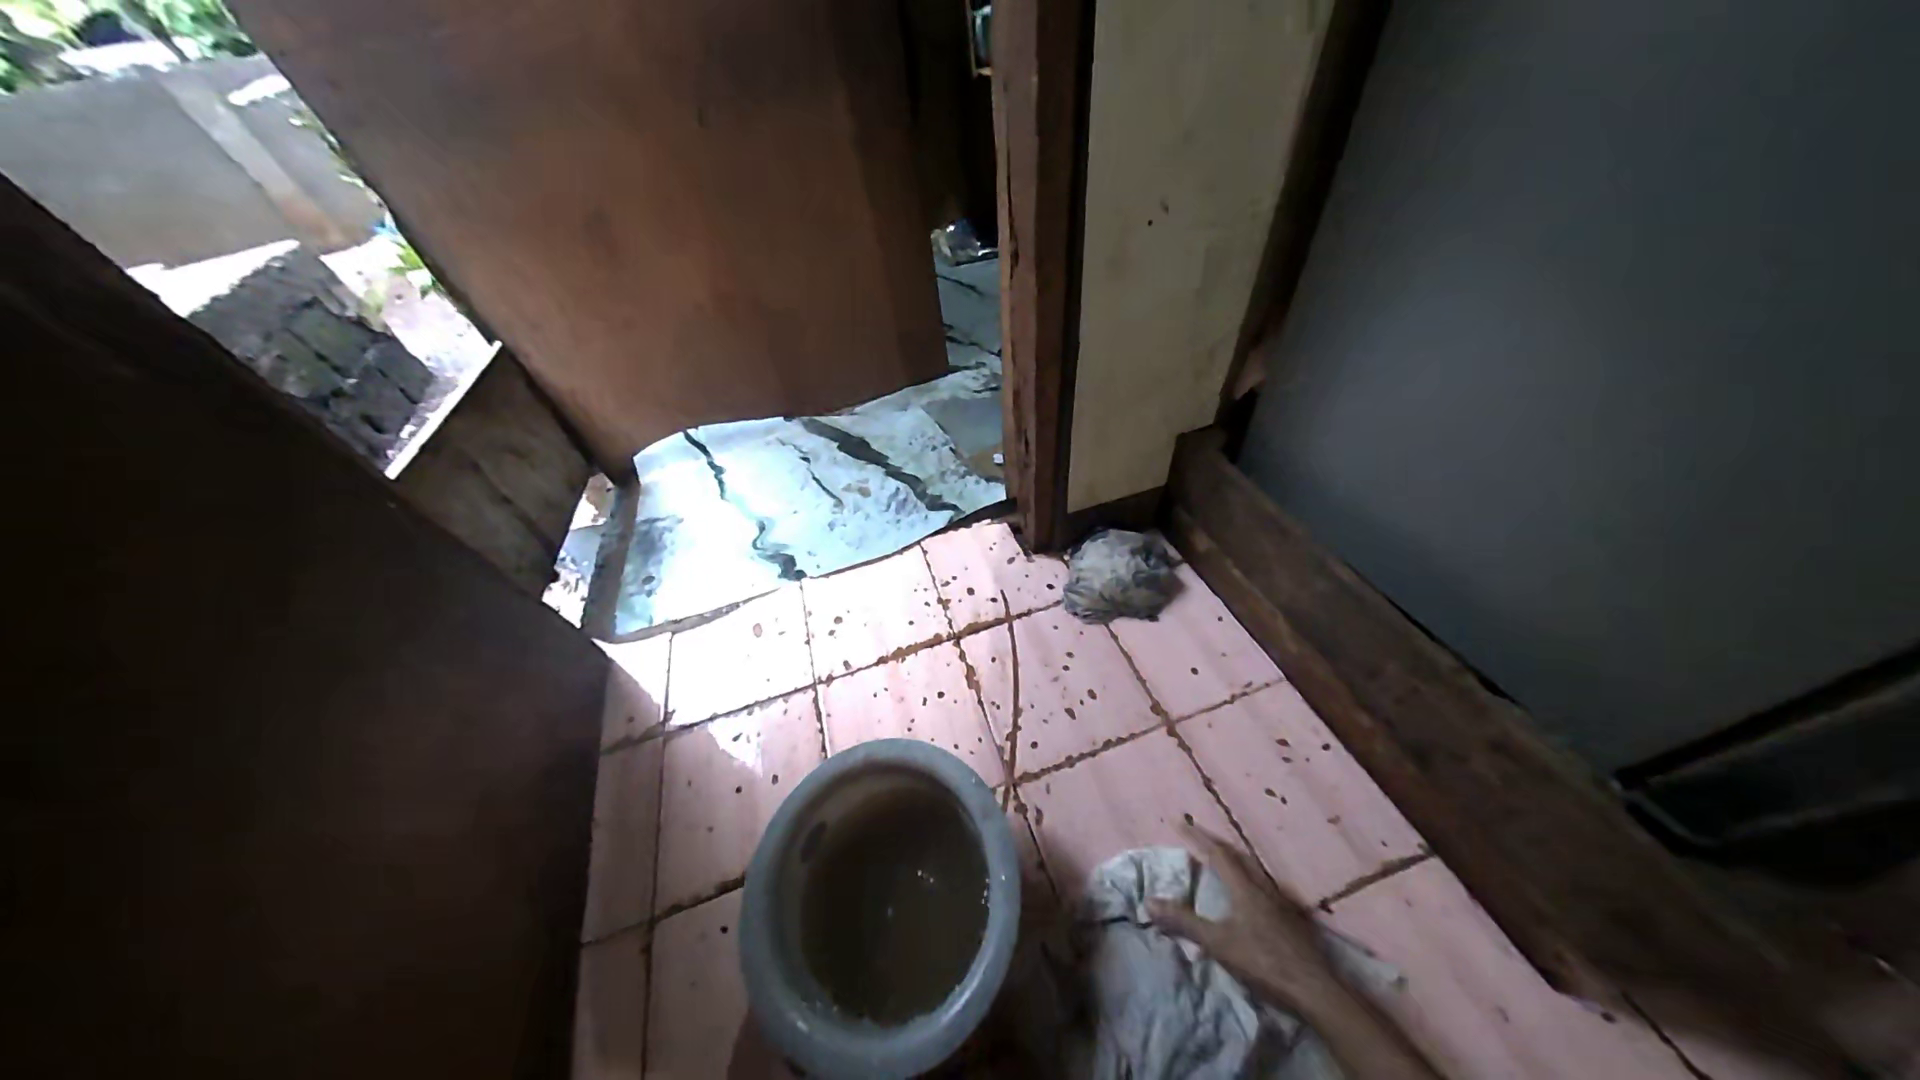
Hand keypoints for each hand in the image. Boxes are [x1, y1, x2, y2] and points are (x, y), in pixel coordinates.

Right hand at [1146, 823, 1338, 1011]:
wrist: (1315, 990)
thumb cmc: (1263, 961)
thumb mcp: (1218, 943)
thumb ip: (1184, 922)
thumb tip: (1149, 901)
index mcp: (1244, 887)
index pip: (1217, 853)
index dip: (1197, 836)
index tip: (1181, 820)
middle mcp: (1263, 887)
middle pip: (1238, 857)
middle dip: (1216, 844)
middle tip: (1199, 837)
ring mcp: (1281, 903)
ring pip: (1253, 871)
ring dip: (1235, 861)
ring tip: (1222, 861)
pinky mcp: (1291, 920)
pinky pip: (1264, 887)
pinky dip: (1248, 880)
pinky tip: (1249, 895)